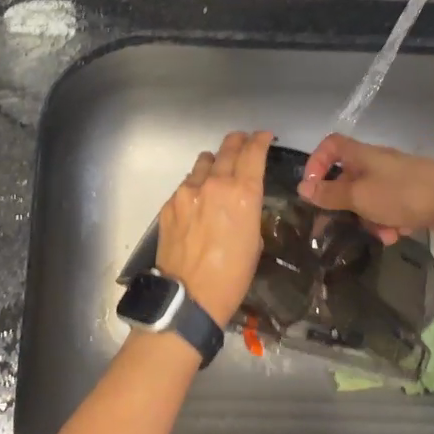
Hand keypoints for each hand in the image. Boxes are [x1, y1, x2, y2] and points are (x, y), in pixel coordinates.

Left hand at [153, 131, 273, 326]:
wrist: (189, 296)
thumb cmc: (232, 276)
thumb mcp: (254, 241)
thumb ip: (248, 210)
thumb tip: (240, 200)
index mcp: (242, 193)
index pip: (253, 152)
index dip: (260, 140)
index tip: (263, 136)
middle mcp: (214, 184)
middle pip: (227, 148)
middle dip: (238, 143)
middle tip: (243, 143)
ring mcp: (187, 192)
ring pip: (203, 162)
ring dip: (214, 163)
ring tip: (217, 173)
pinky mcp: (169, 204)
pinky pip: (186, 185)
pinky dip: (195, 186)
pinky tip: (198, 203)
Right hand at [298, 134, 433, 242]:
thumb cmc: (403, 194)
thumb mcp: (360, 197)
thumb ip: (330, 194)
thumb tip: (303, 188)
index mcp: (363, 155)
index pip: (331, 145)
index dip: (317, 163)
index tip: (312, 188)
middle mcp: (379, 163)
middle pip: (349, 177)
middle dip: (345, 203)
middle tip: (339, 223)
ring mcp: (399, 179)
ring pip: (370, 197)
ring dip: (370, 218)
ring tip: (381, 234)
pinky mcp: (415, 196)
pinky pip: (391, 208)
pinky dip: (390, 222)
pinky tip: (398, 235)